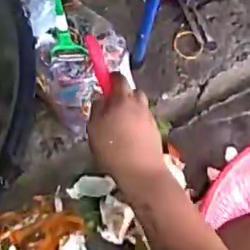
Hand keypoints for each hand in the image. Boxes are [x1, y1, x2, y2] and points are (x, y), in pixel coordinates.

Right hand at [88, 75, 171, 199]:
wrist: (141, 171)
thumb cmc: (112, 149)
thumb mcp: (94, 129)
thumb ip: (97, 109)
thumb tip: (101, 98)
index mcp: (123, 99)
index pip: (119, 78)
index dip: (111, 78)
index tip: (105, 82)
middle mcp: (139, 104)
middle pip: (132, 91)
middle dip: (123, 95)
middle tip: (111, 108)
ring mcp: (149, 116)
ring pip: (139, 106)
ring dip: (131, 110)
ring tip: (119, 125)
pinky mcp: (155, 130)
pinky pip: (143, 119)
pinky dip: (137, 122)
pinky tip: (129, 137)